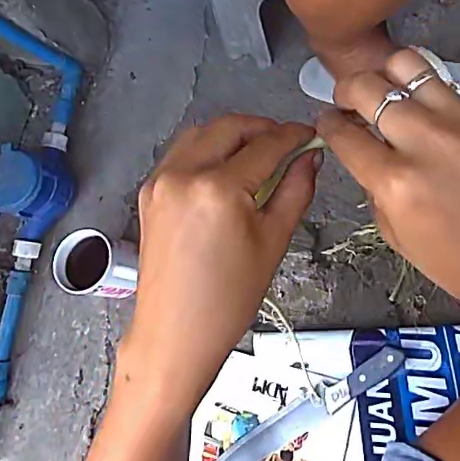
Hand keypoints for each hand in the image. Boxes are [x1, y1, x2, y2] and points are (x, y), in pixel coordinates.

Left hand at [125, 115, 319, 401]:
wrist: (175, 334)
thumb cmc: (228, 297)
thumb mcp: (275, 240)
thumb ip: (296, 189)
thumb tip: (310, 158)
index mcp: (217, 189)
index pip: (265, 145)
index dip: (294, 136)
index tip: (310, 136)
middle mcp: (182, 175)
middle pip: (230, 127)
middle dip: (263, 128)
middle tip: (288, 143)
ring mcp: (160, 182)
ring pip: (202, 133)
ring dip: (234, 135)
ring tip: (259, 155)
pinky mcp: (149, 193)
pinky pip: (182, 153)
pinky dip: (209, 150)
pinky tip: (228, 170)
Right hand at [317, 50, 459, 335]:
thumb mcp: (398, 238)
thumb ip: (376, 190)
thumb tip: (366, 156)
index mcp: (397, 182)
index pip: (345, 135)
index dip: (327, 125)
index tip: (326, 122)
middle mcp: (424, 142)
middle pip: (368, 87)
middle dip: (346, 91)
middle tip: (346, 103)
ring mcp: (458, 122)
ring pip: (406, 64)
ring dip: (384, 74)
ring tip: (382, 91)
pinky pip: (441, 84)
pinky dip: (420, 88)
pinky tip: (420, 108)